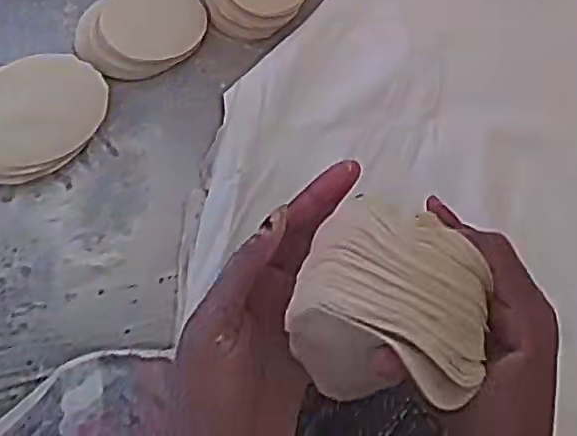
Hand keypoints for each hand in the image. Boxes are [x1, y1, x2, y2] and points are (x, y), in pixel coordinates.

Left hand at [174, 159, 362, 435]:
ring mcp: (293, 315)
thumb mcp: (211, 327)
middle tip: (364, 184)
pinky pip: (338, 305)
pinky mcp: (311, 344)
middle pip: (310, 236)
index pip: (285, 224)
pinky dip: (356, 288)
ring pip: (327, 265)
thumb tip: (273, 222)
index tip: (343, 174)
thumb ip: (241, 271)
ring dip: (349, 242)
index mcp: (246, 278)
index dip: (315, 196)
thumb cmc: (201, 401)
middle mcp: (271, 289)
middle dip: (336, 206)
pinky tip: (374, 278)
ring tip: (375, 222)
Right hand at [427, 197, 558, 435]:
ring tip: (426, 237)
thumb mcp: (461, 399)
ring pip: (487, 272)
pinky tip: (437, 274)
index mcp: (530, 318)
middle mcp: (532, 314)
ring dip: (456, 255)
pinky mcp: (512, 336)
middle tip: (423, 221)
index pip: (495, 254)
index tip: (430, 224)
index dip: (461, 234)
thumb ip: (422, 368)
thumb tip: (385, 349)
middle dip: (455, 238)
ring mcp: (524, 324)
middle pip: (491, 256)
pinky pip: (485, 292)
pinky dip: (461, 278)